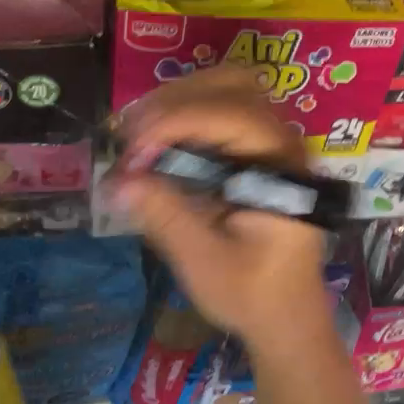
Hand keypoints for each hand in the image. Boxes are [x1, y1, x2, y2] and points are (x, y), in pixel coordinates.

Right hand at [111, 65, 333, 347]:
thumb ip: (165, 216)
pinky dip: (184, 115)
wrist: (286, 318)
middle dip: (175, 101)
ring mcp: (272, 144)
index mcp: (282, 168)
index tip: (133, 152)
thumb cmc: (252, 294)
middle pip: (232, 85)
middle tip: (131, 137)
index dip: (175, 122)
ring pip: (226, 90)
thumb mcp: (204, 262)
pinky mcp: (255, 152)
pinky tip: (154, 142)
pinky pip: (221, 111)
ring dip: (177, 102)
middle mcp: (283, 143)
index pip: (230, 116)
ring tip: (137, 137)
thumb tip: (117, 180)